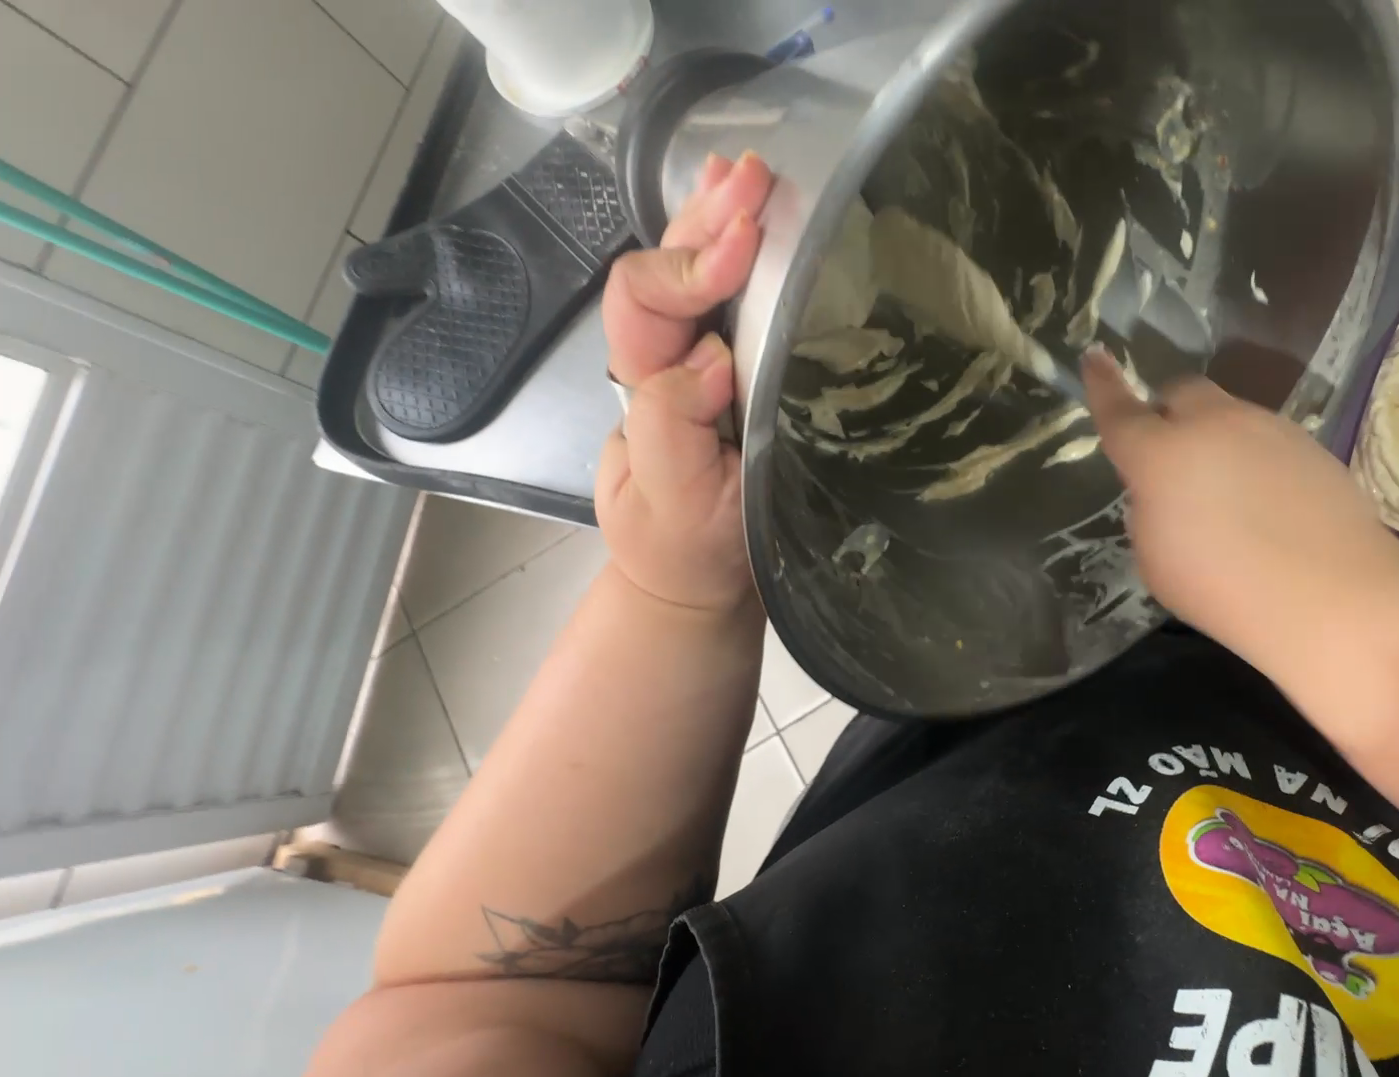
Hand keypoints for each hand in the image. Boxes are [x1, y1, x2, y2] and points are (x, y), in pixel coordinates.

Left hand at [596, 153, 773, 612]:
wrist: (699, 580)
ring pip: (691, 277)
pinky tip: (748, 219)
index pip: (647, 305)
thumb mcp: (673, 503)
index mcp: (645, 392)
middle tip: (753, 177)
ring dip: (716, 218)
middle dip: (705, 220)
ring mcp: (697, 368)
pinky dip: (735, 251)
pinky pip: (726, 305)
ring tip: (745, 174)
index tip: (746, 242)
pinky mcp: (733, 377)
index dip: (690, 267)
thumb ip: (669, 431)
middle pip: (665, 271)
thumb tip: (707, 358)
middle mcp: (663, 366)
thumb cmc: (690, 549)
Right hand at [1081, 348, 1398, 657]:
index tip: (1094, 357)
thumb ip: (1149, 513)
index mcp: (1162, 455)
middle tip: (1170, 457)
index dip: (1102, 385)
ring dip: (1214, 438)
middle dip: (1168, 414)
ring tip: (1227, 495)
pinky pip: (1265, 438)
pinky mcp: (1310, 445)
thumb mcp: (1155, 559)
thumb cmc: (1223, 589)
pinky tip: (1268, 505)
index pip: (1120, 410)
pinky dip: (1253, 458)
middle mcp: (1214, 426)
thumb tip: (1163, 494)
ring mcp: (1269, 429)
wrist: (1334, 597)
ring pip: (1228, 415)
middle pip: (1181, 393)